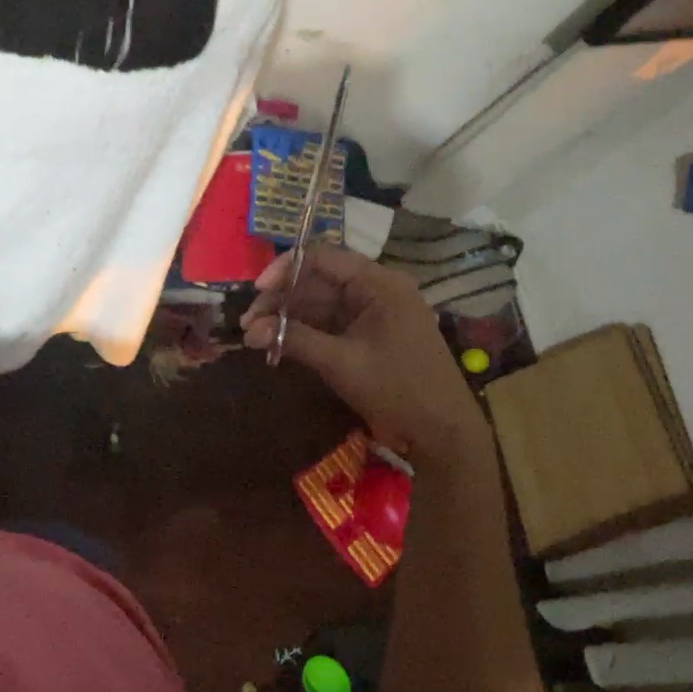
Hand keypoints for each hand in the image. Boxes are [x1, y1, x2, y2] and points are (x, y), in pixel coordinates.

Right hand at [242, 246, 487, 464]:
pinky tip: (279, 343)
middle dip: (281, 299)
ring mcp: (374, 312)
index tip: (257, 291)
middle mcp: (377, 290)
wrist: (443, 433)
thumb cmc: (397, 389)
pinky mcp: (370, 333)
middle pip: (317, 280)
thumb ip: (294, 340)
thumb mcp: (341, 363)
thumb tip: (250, 331)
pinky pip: (330, 322)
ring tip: (256, 337)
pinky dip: (304, 331)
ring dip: (288, 317)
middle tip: (249, 323)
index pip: (322, 258)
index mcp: (379, 284)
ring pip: (320, 302)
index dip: (285, 269)